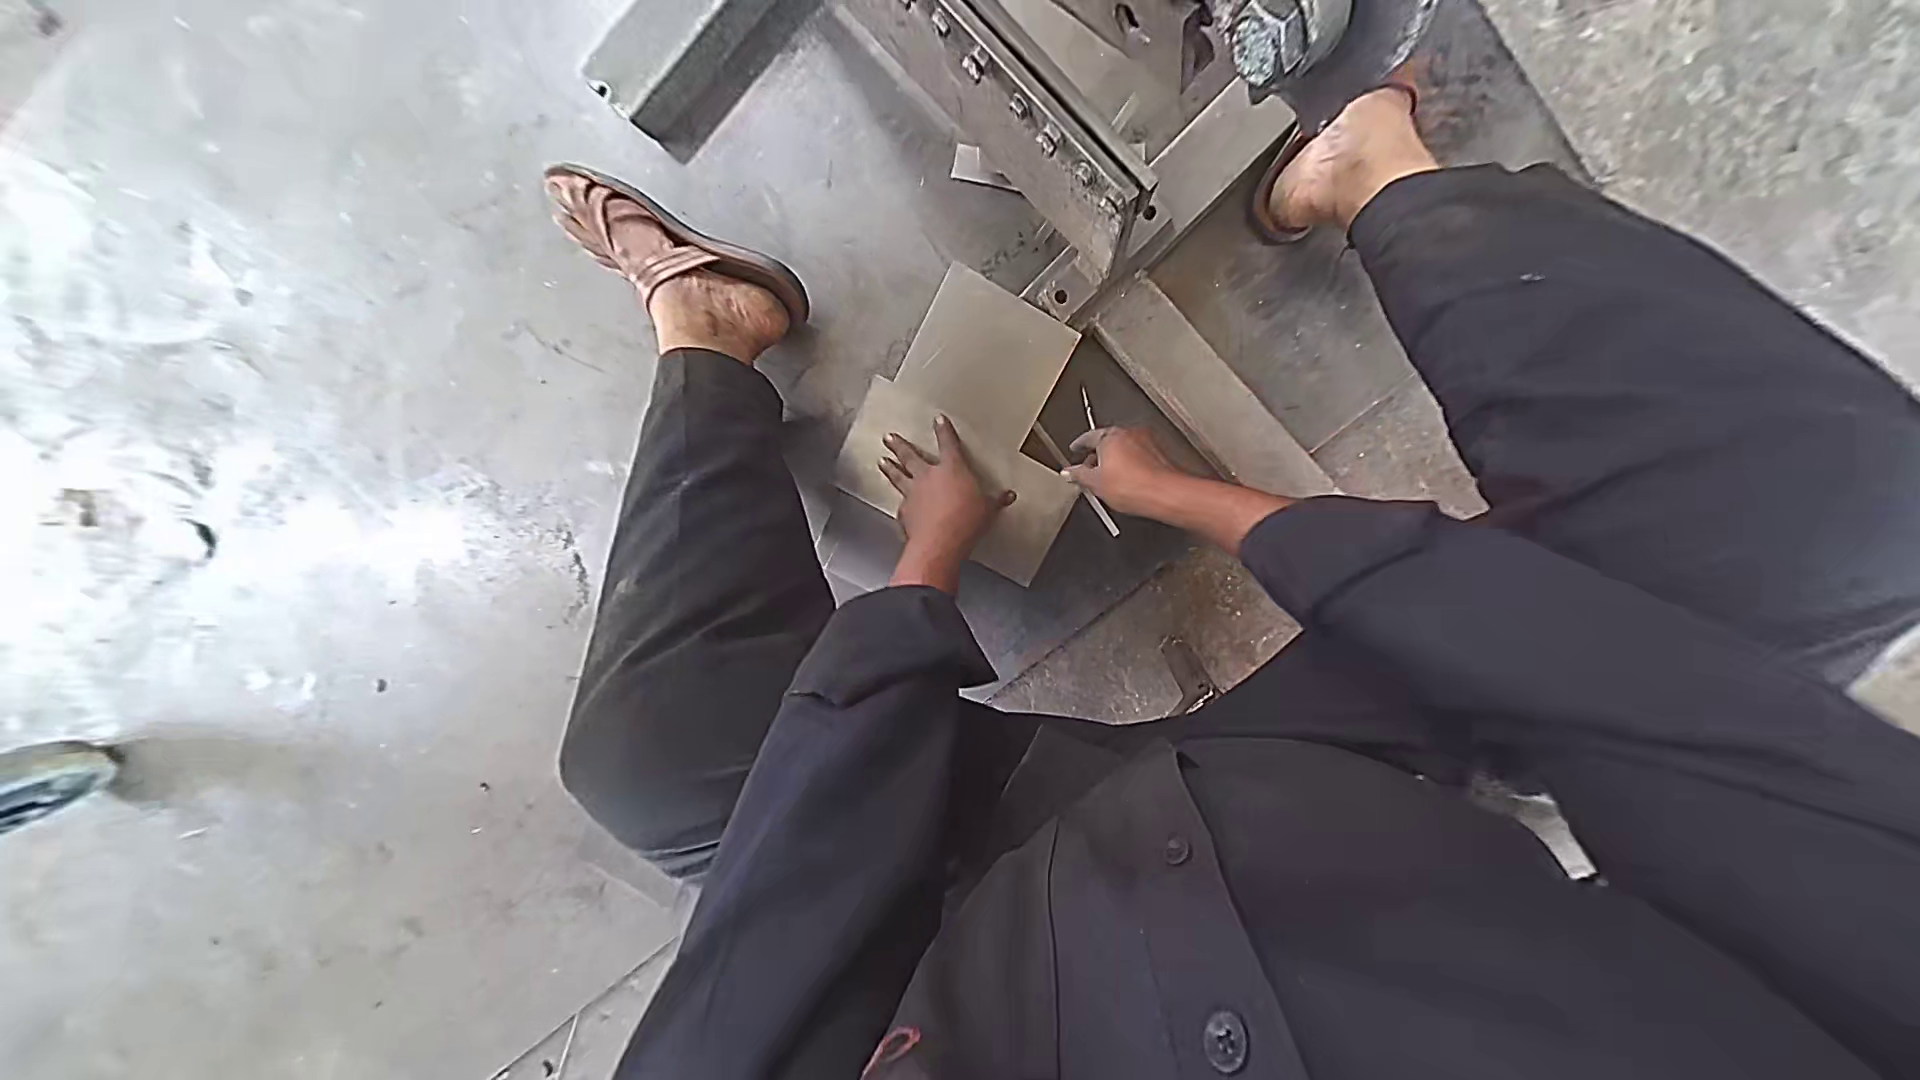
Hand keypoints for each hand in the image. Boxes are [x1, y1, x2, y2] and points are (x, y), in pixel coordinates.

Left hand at [881, 415, 1015, 592]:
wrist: (940, 542)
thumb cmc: (966, 522)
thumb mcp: (988, 510)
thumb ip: (996, 501)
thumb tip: (1008, 496)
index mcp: (952, 469)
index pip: (948, 443)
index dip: (944, 430)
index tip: (938, 419)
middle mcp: (928, 476)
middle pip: (910, 456)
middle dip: (900, 445)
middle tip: (889, 437)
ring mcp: (912, 493)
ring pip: (898, 475)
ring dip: (890, 467)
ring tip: (882, 460)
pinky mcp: (904, 511)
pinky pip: (900, 504)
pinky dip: (899, 503)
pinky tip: (898, 504)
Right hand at [1063, 426, 1192, 518]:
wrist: (1164, 495)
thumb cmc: (1134, 486)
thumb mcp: (1094, 483)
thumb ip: (1078, 475)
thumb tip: (1070, 472)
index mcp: (1110, 436)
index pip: (1088, 437)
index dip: (1078, 445)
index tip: (1075, 449)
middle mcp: (1129, 433)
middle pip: (1107, 442)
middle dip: (1097, 456)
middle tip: (1089, 471)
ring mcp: (1146, 442)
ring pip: (1124, 449)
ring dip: (1116, 461)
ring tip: (1110, 480)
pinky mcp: (1160, 454)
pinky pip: (1139, 456)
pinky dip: (1131, 466)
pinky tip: (1128, 482)